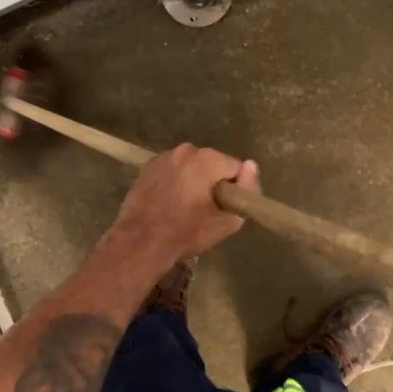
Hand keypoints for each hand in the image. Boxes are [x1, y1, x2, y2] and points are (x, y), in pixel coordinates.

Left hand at [111, 144, 253, 266]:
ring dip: (195, 181)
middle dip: (215, 182)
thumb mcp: (226, 220)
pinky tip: (171, 202)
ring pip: (191, 166)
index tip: (228, 208)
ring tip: (188, 208)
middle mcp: (185, 150)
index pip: (236, 168)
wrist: (140, 241)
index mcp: (207, 159)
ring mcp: (164, 156)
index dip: (237, 189)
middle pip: (213, 164)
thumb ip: (246, 192)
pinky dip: (176, 181)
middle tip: (209, 210)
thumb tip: (251, 167)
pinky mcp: (147, 167)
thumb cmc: (186, 232)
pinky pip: (173, 170)